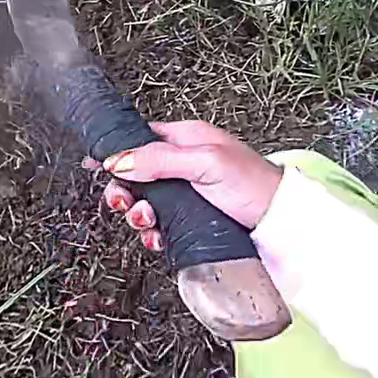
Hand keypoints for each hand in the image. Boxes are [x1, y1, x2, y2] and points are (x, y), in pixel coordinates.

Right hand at [89, 121, 282, 250]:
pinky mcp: (190, 219)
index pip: (140, 139)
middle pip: (136, 174)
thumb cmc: (252, 183)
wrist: (282, 223)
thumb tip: (118, 161)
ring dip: (138, 214)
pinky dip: (153, 233)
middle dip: (125, 191)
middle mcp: (182, 164)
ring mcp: (185, 193)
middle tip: (124, 203)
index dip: (118, 152)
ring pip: (145, 201)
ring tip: (148, 222)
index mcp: (185, 139)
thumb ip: (160, 160)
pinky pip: (159, 224)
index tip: (96, 164)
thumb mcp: (204, 163)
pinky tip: (158, 238)